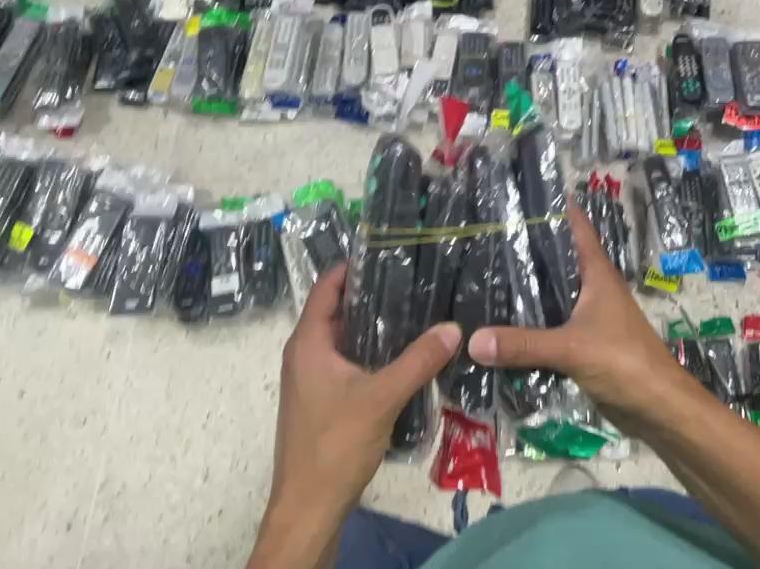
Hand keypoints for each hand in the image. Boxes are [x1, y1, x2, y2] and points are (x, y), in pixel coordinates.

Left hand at [266, 264, 462, 518]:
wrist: (309, 508)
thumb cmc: (334, 445)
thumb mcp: (382, 398)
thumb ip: (418, 360)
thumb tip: (453, 326)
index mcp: (308, 343)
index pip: (327, 286)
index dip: (355, 265)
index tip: (391, 250)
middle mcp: (306, 354)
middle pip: (338, 309)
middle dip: (373, 292)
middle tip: (415, 277)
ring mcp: (313, 379)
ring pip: (345, 337)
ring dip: (375, 324)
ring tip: (417, 309)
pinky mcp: (324, 400)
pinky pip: (349, 360)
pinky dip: (373, 350)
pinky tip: (405, 354)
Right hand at [468, 200, 692, 426]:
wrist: (657, 406)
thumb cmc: (623, 360)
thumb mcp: (570, 348)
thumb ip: (523, 344)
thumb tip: (472, 340)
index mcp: (597, 273)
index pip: (576, 226)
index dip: (554, 207)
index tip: (520, 194)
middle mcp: (593, 287)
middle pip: (559, 259)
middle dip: (529, 248)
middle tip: (485, 235)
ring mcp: (590, 316)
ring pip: (554, 293)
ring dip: (528, 288)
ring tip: (484, 275)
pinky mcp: (584, 343)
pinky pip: (552, 324)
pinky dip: (531, 322)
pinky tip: (503, 324)